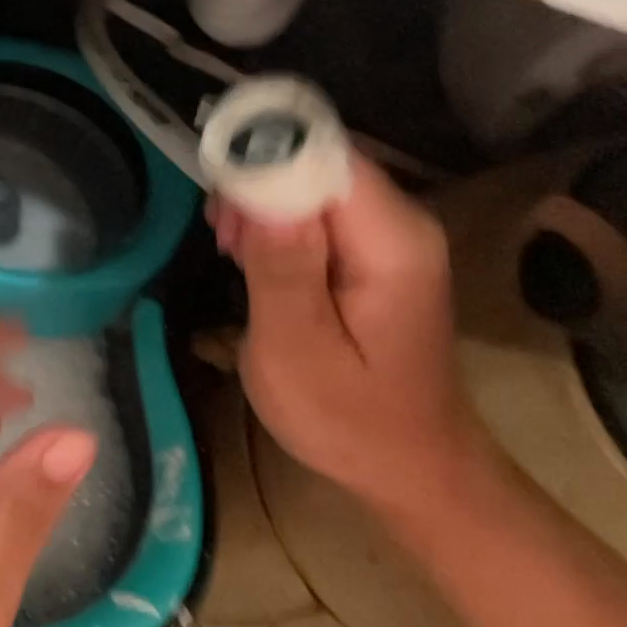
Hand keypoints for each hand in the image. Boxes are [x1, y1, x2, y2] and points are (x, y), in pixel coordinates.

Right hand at [209, 156, 492, 512]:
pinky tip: (249, 255)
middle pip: (317, 163)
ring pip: (309, 181)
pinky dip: (271, 219)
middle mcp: (401, 223)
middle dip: (255, 184)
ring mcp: (390, 236)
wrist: (408, 466)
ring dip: (257, 204)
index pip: (326, 160)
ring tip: (229, 252)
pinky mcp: (372, 252)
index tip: (219, 208)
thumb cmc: (347, 420)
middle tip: (221, 241)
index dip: (264, 162)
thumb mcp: (297, 351)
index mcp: (392, 244)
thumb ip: (282, 269)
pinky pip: (313, 208)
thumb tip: (260, 194)